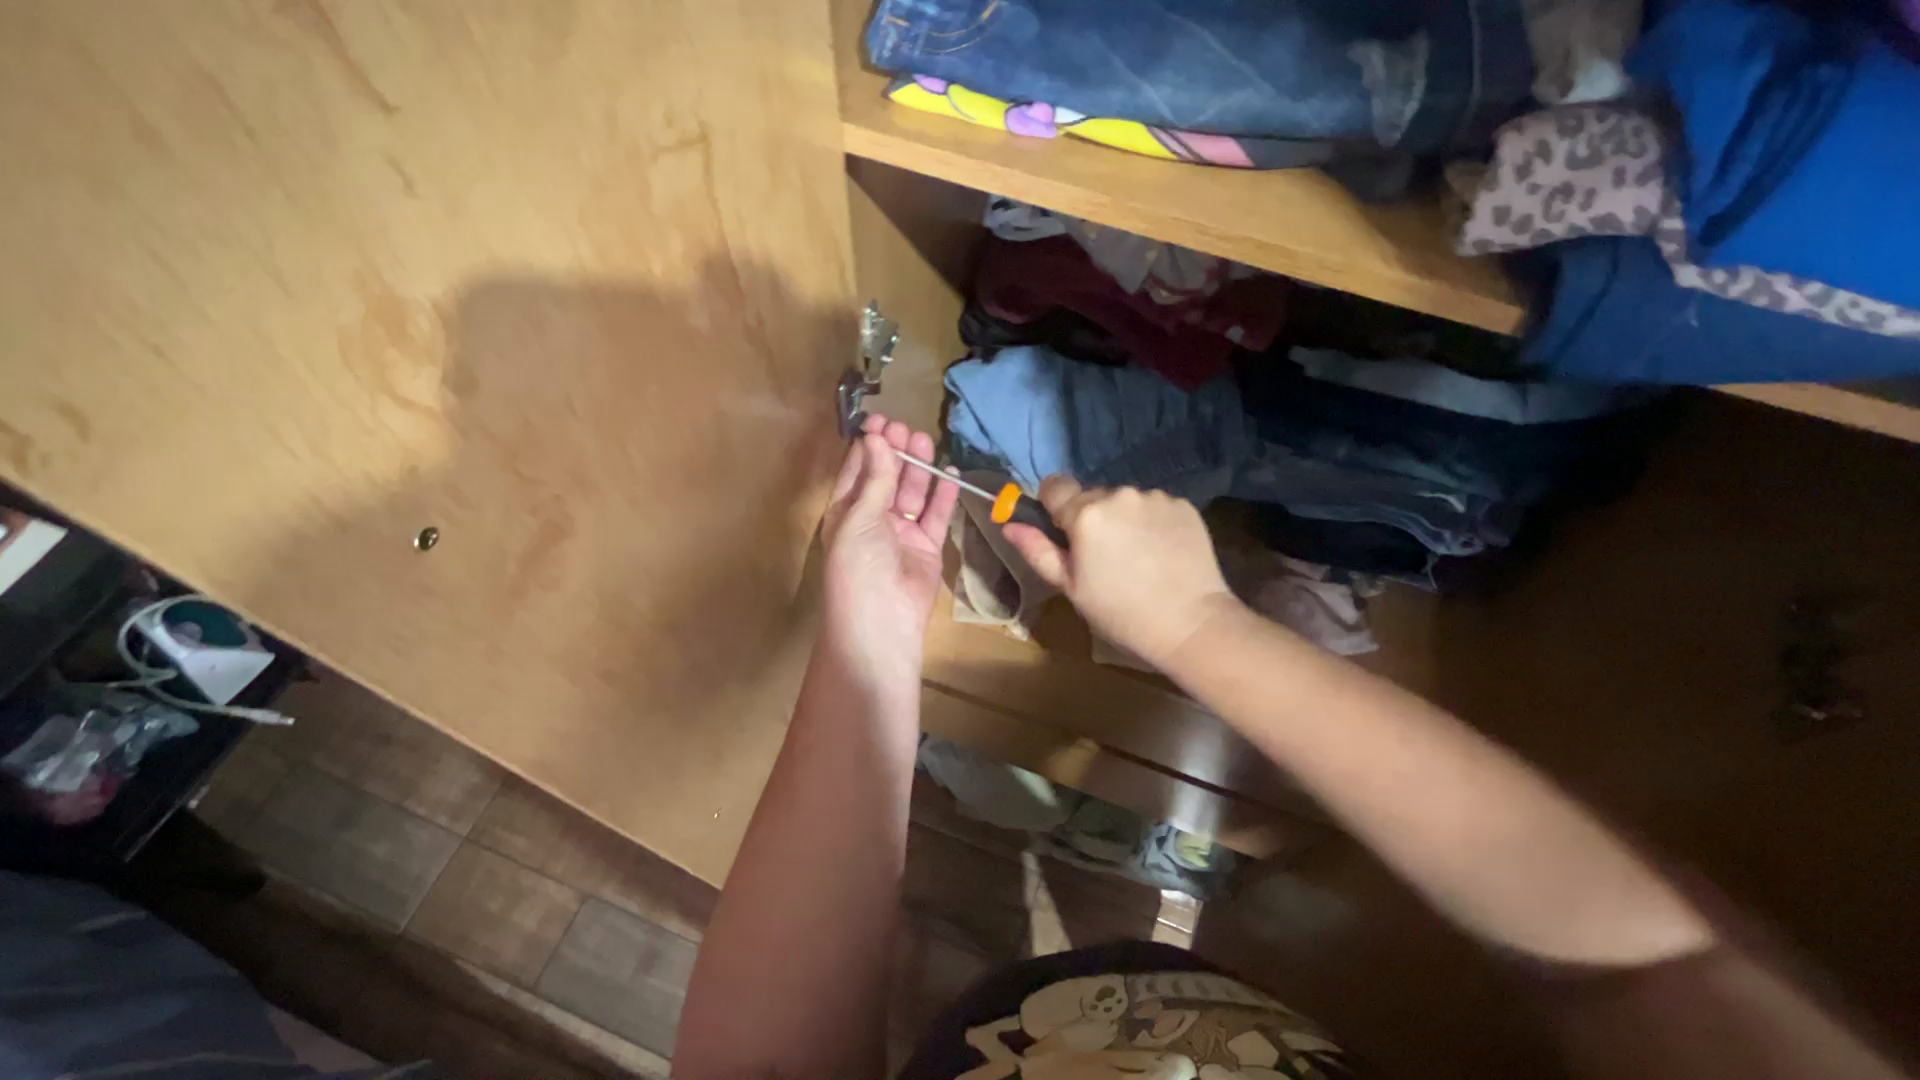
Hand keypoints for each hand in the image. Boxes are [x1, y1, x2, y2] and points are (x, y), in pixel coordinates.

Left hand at [818, 414, 960, 685]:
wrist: (881, 620)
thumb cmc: (857, 566)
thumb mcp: (858, 518)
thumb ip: (875, 480)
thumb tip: (878, 440)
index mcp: (845, 513)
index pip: (858, 472)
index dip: (869, 447)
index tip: (881, 421)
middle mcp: (872, 520)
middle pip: (887, 478)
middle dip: (896, 453)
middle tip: (907, 428)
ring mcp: (901, 533)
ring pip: (912, 493)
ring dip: (919, 468)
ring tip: (926, 441)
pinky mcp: (927, 546)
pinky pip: (936, 515)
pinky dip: (943, 495)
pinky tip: (950, 471)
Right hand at [1002, 476, 1241, 669]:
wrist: (1189, 623)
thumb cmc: (1120, 612)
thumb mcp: (1071, 587)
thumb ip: (1038, 550)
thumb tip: (1009, 525)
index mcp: (1085, 513)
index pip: (1054, 486)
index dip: (1055, 509)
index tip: (1065, 534)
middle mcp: (1119, 494)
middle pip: (1092, 496)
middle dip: (1092, 518)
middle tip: (1104, 558)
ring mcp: (1155, 497)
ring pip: (1125, 501)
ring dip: (1124, 519)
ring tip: (1137, 557)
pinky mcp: (1183, 505)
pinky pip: (1155, 506)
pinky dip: (1152, 523)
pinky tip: (1161, 553)